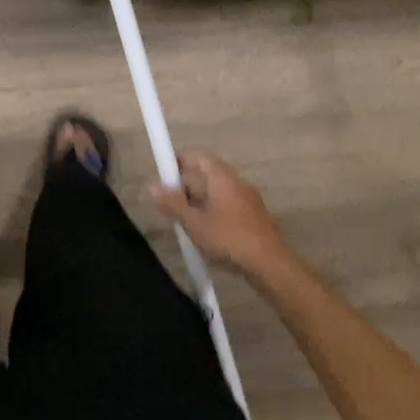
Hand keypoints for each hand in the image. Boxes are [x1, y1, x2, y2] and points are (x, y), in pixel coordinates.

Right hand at [147, 150, 287, 273]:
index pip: (198, 156)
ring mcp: (249, 199)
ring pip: (219, 191)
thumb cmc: (228, 238)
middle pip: (209, 173)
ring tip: (186, 218)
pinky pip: (230, 204)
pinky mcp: (256, 216)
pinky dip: (215, 210)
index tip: (164, 170)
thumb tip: (150, 185)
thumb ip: (172, 204)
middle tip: (171, 199)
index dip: (180, 159)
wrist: (269, 264)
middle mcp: (237, 182)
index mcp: (222, 177)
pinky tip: (208, 232)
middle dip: (188, 183)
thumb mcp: (194, 223)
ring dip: (201, 199)